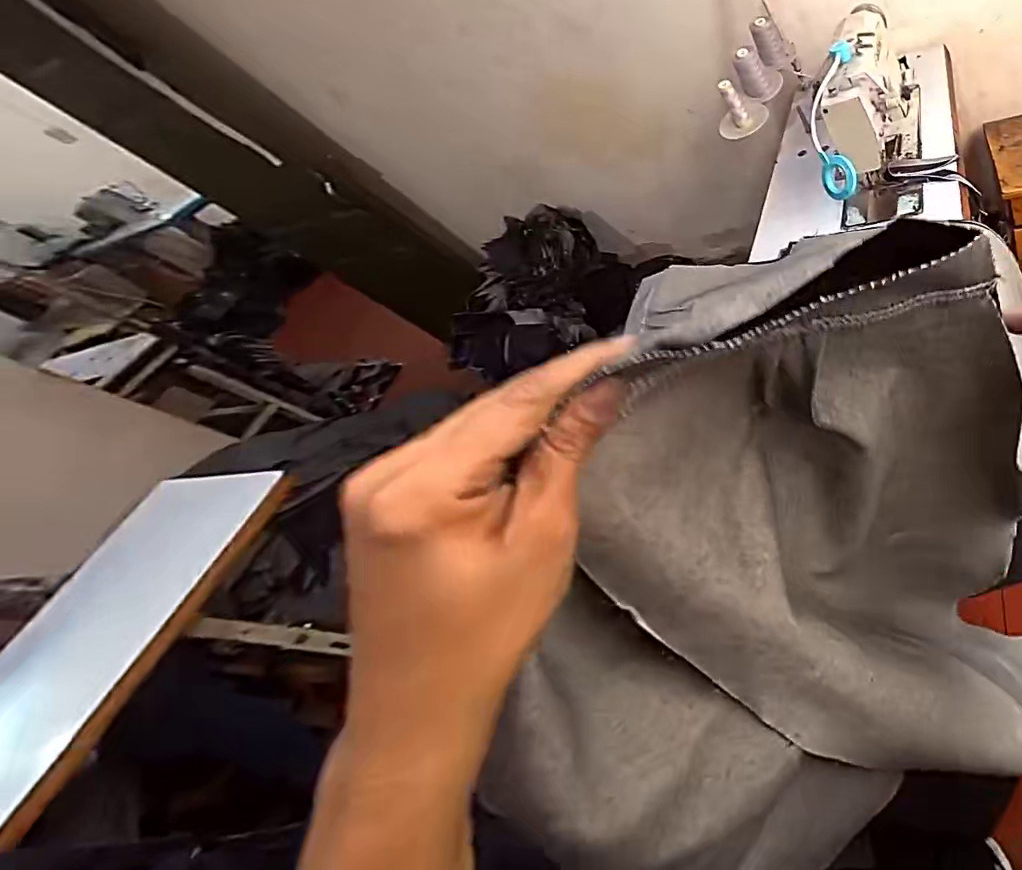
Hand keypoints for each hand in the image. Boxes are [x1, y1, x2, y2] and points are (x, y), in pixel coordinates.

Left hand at [336, 336, 631, 743]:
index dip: (573, 370)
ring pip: (473, 420)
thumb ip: (566, 451)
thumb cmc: (490, 628)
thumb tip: (603, 391)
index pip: (513, 404)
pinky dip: (504, 431)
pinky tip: (540, 427)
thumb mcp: (543, 533)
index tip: (622, 345)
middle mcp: (383, 470)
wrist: (419, 700)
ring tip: (590, 391)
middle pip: (488, 406)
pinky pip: (455, 443)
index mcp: (419, 486)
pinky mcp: (381, 493)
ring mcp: (374, 481)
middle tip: (616, 364)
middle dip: (555, 385)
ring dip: (532, 407)